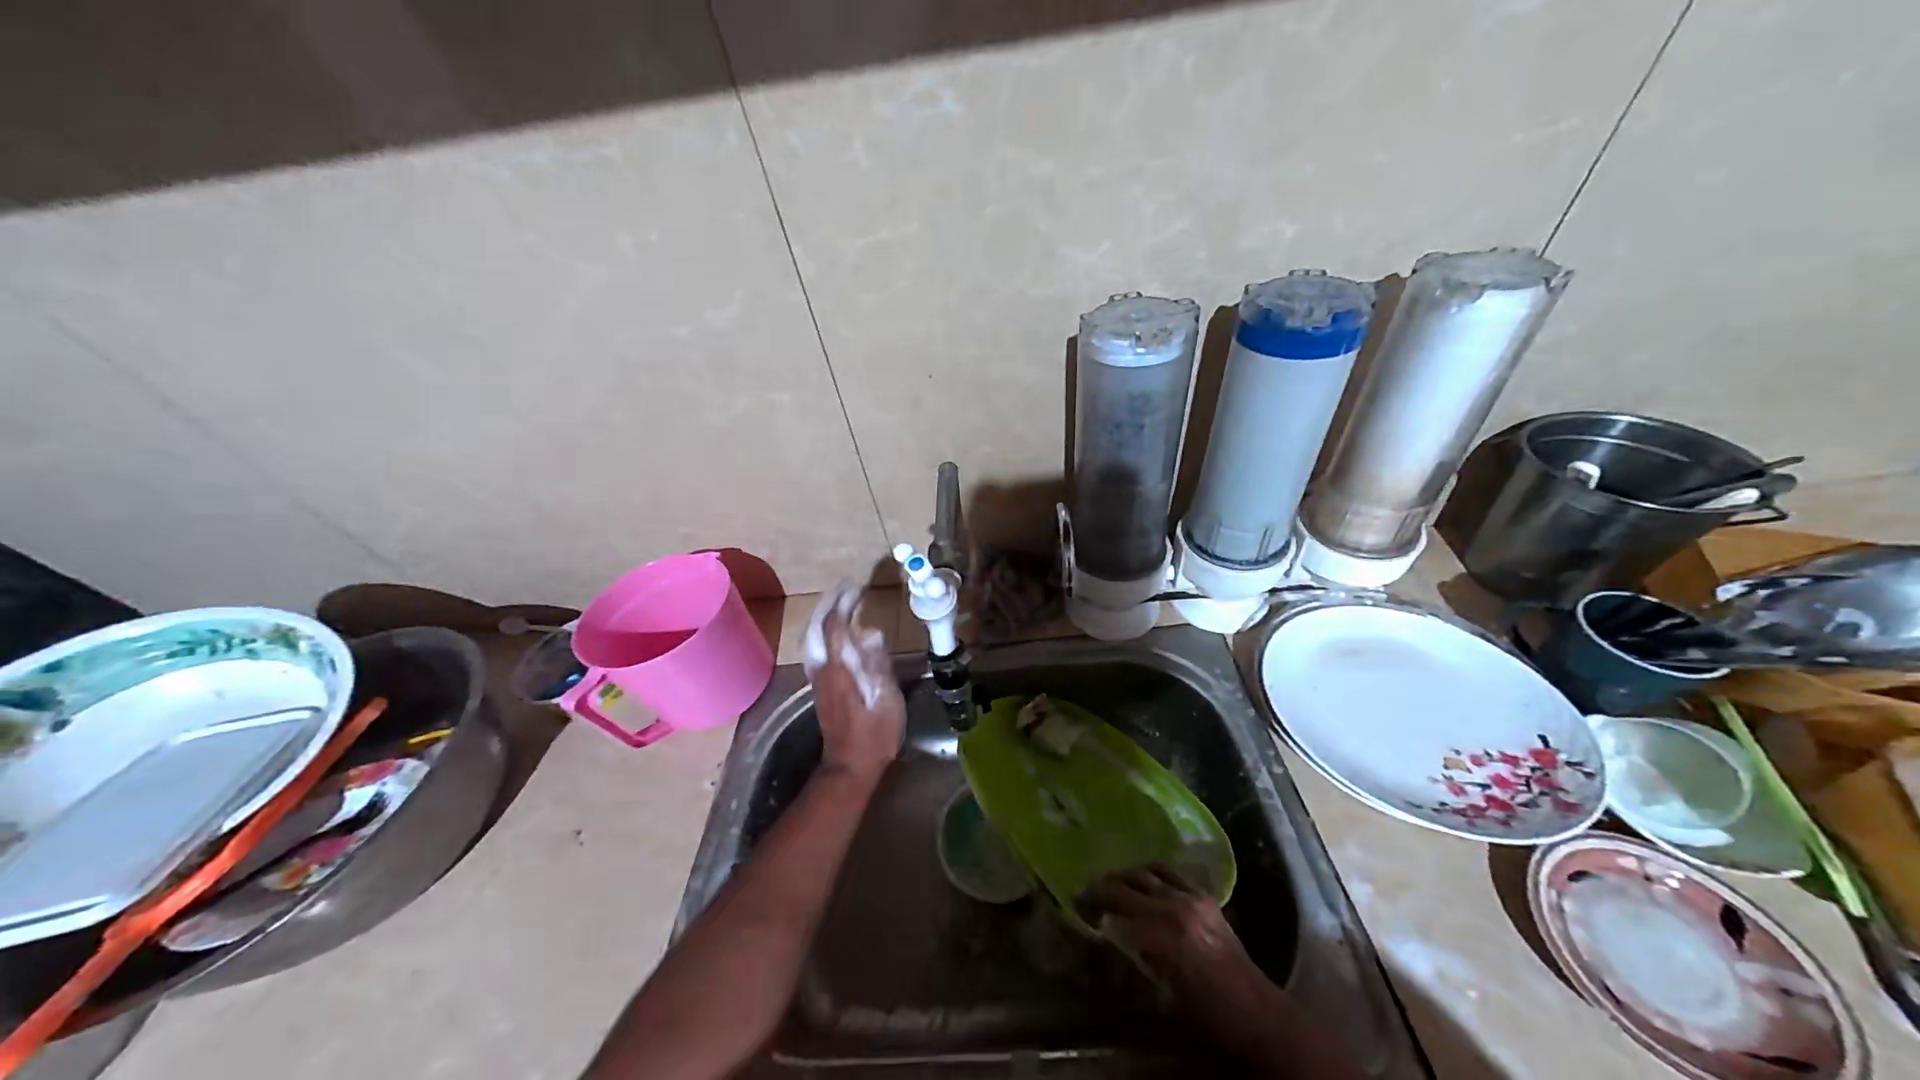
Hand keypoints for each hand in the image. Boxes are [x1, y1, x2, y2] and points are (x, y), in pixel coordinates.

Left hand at [808, 592, 904, 785]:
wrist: (850, 767)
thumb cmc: (875, 736)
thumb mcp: (886, 700)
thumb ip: (878, 664)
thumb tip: (872, 633)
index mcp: (839, 670)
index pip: (837, 627)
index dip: (846, 604)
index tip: (858, 587)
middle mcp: (822, 670)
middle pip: (818, 628)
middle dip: (830, 604)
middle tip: (845, 587)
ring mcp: (817, 678)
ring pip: (812, 638)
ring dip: (823, 617)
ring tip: (839, 602)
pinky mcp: (819, 686)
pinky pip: (815, 649)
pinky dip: (822, 632)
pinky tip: (834, 631)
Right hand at [1083, 865, 1260, 997]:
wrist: (1254, 1014)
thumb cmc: (1202, 1016)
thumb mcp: (1157, 996)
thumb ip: (1129, 958)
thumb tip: (1102, 935)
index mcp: (1158, 936)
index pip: (1111, 909)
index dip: (1090, 905)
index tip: (1076, 905)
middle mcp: (1172, 908)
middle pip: (1126, 885)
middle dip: (1102, 887)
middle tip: (1088, 893)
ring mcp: (1191, 898)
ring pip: (1147, 871)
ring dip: (1126, 875)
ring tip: (1113, 883)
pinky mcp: (1205, 897)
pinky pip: (1171, 874)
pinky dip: (1152, 874)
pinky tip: (1145, 883)